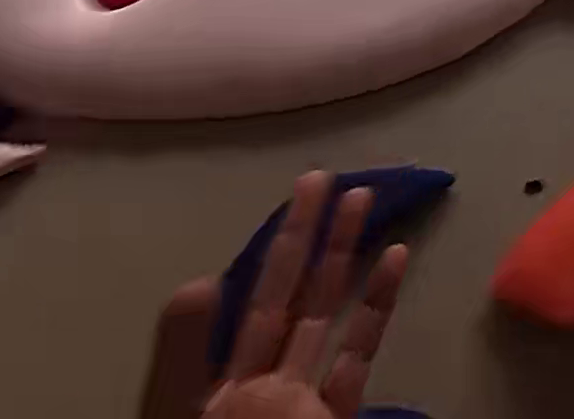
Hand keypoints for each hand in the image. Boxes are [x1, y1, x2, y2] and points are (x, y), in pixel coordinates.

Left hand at [139, 172, 410, 418]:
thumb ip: (179, 362)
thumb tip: (199, 281)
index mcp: (211, 391)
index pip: (238, 305)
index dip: (265, 250)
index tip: (289, 203)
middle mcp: (257, 384)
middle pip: (285, 294)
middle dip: (304, 236)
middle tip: (322, 177)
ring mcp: (300, 401)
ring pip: (326, 311)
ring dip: (344, 256)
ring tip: (362, 198)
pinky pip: (359, 356)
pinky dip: (377, 306)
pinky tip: (394, 259)